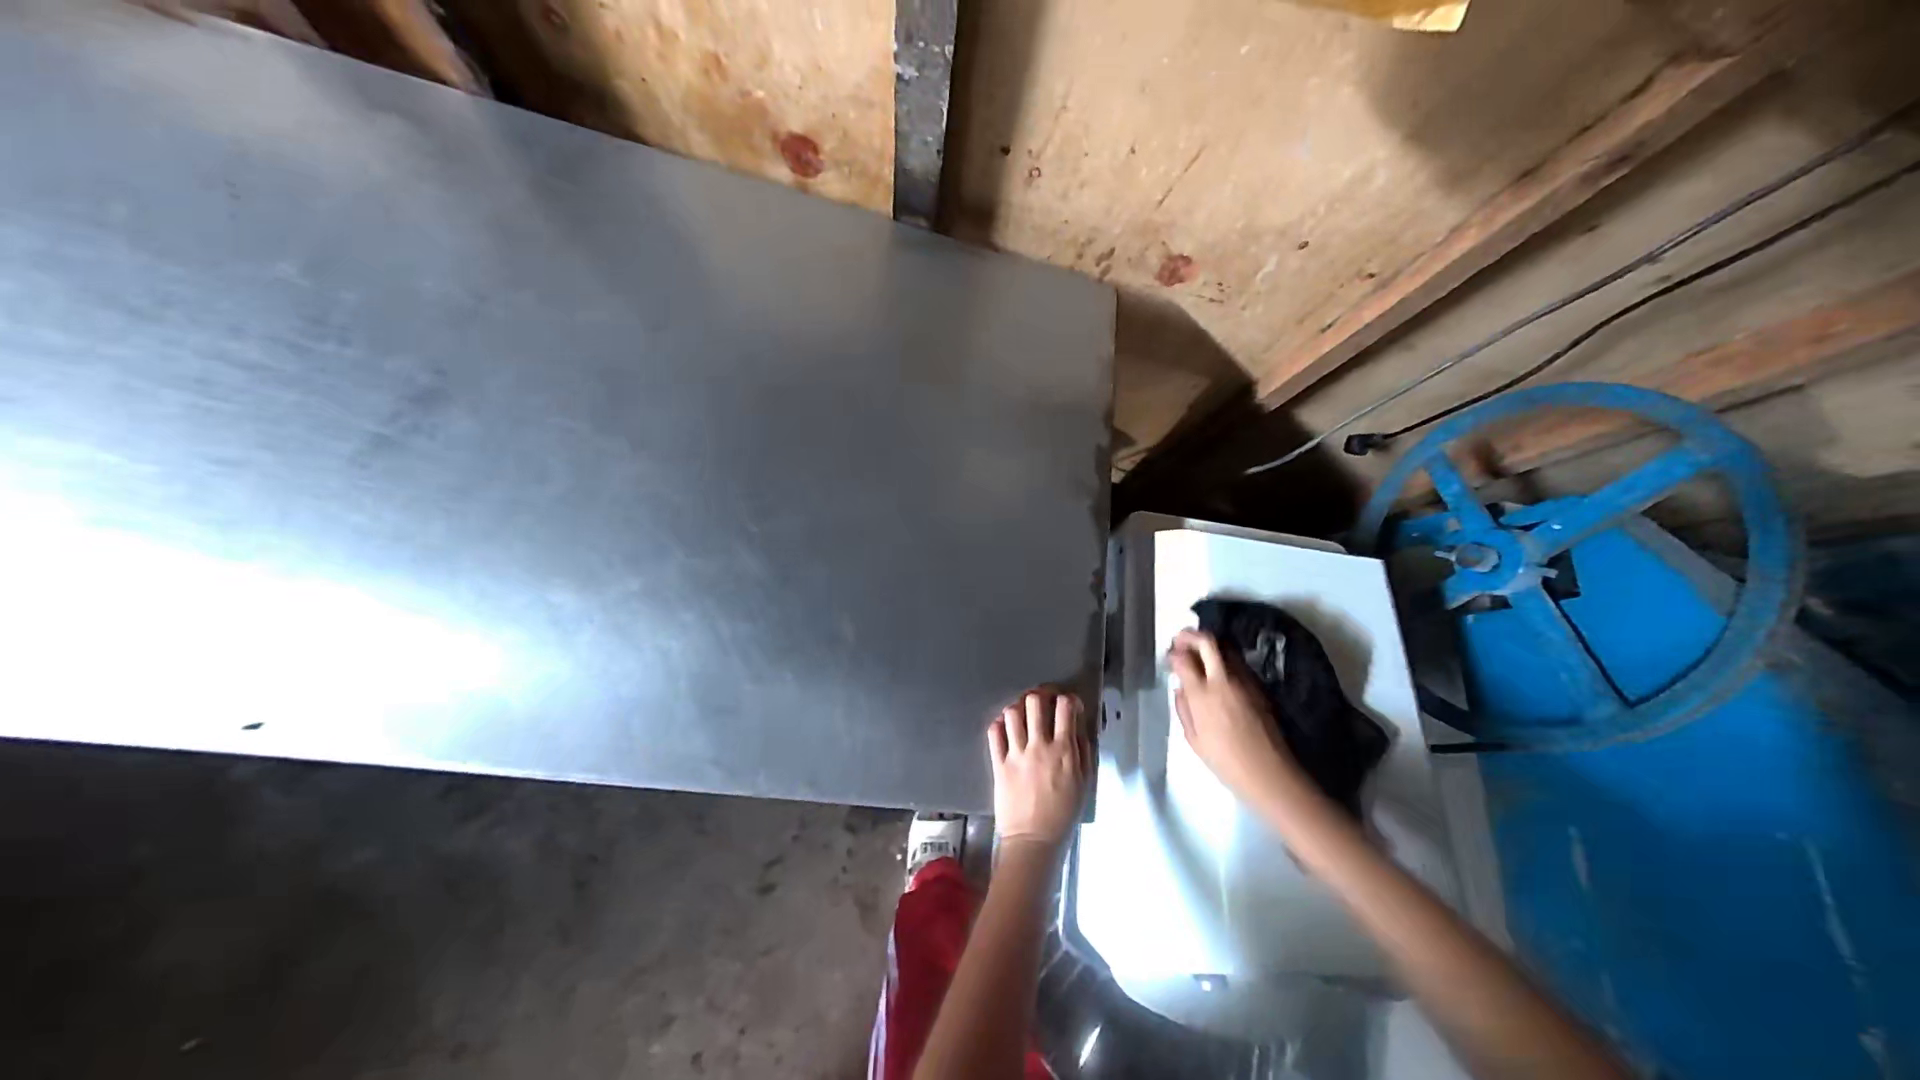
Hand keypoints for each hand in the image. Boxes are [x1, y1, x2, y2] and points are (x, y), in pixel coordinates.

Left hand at [988, 688, 1090, 851]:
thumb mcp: (1084, 782)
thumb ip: (1083, 751)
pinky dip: (999, 725)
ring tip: (1022, 716)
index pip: (1065, 707)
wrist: (1033, 839)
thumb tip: (1078, 726)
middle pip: (1035, 702)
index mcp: (1064, 751)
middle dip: (1040, 696)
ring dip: (1018, 709)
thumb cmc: (1063, 814)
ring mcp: (1016, 753)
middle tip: (1042, 703)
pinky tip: (1005, 729)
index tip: (1068, 704)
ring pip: (1012, 713)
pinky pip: (994, 733)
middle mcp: (1039, 746)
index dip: (1067, 699)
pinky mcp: (998, 763)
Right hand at [1168, 629, 1302, 803]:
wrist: (1269, 771)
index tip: (1169, 657)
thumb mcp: (1193, 739)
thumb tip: (1180, 689)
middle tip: (1180, 639)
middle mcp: (1223, 680)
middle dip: (1190, 635)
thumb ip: (1184, 709)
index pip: (1184, 659)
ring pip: (1226, 648)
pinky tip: (1218, 671)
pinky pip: (1238, 662)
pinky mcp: (1259, 686)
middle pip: (1207, 642)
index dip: (1173, 654)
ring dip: (1209, 645)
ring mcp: (1244, 680)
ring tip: (1199, 652)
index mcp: (1202, 695)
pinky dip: (1224, 658)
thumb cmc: (1225, 761)